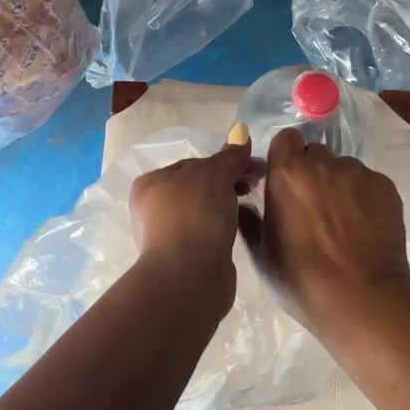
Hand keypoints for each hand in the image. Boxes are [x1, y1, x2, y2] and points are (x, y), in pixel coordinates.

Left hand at [128, 143, 260, 280]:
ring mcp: (168, 235)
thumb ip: (229, 155)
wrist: (190, 276)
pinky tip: (243, 227)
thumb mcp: (214, 174)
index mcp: (151, 183)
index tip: (254, 165)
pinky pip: (209, 233)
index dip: (225, 161)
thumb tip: (241, 133)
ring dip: (228, 205)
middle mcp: (154, 208)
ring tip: (253, 203)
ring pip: (205, 211)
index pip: (194, 163)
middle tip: (258, 183)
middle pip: (199, 187)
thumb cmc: (195, 214)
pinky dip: (225, 227)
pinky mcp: (186, 258)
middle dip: (229, 182)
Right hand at [242, 128, 409, 334]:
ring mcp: (358, 173)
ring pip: (344, 169)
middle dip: (313, 172)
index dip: (286, 156)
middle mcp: (323, 164)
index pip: (285, 139)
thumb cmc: (303, 280)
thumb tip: (244, 203)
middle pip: (316, 154)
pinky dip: (364, 198)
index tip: (287, 179)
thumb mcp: (262, 255)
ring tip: (344, 222)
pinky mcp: (386, 186)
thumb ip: (250, 220)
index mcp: (287, 173)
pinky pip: (368, 183)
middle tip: (314, 205)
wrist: (363, 301)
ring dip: (339, 186)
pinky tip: (365, 228)